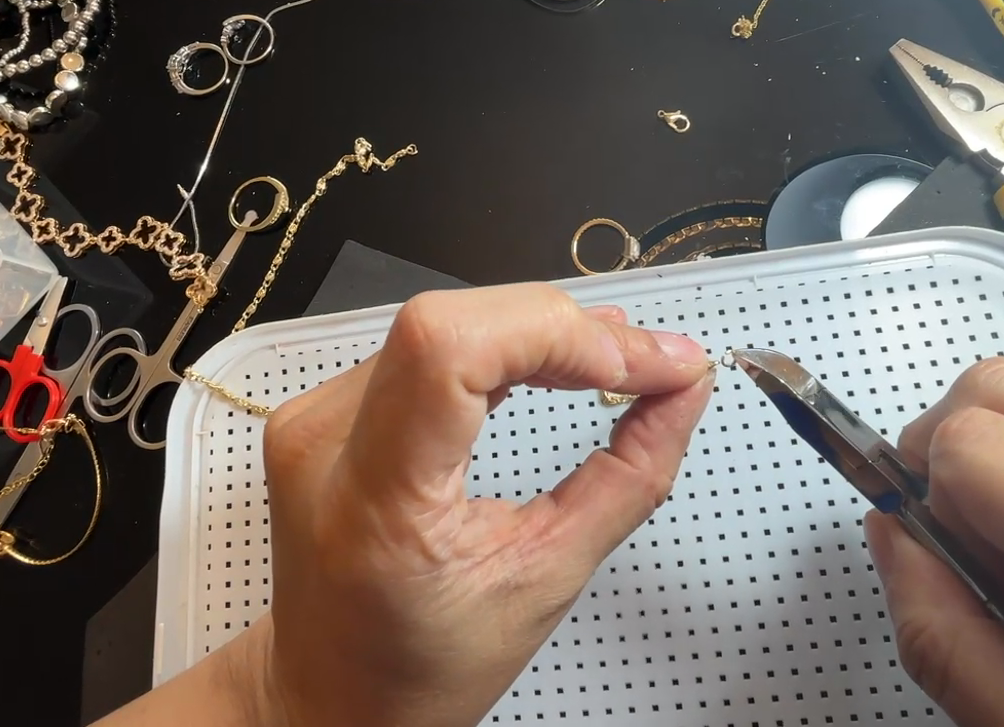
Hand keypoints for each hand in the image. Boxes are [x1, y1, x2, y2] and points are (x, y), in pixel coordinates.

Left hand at [106, 284, 714, 726]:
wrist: (326, 686)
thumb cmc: (418, 664)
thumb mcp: (544, 581)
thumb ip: (629, 477)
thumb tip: (682, 390)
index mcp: (373, 499)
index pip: (447, 349)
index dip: (554, 333)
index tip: (638, 364)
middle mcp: (328, 436)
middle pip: (457, 321)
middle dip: (569, 329)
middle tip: (649, 363)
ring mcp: (321, 410)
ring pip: (451, 318)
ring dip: (543, 330)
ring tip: (611, 361)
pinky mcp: (333, 400)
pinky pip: (433, 341)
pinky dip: (506, 342)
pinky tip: (549, 358)